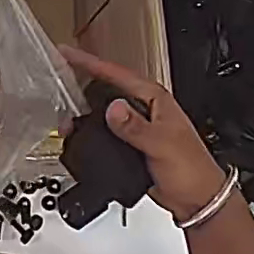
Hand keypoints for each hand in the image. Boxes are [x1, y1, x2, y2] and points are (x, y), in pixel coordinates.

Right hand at [60, 45, 227, 222]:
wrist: (197, 199)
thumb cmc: (191, 169)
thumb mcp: (162, 144)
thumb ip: (135, 127)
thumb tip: (113, 109)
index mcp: (155, 99)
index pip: (117, 74)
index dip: (90, 63)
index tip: (67, 54)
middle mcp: (144, 108)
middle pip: (105, 88)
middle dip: (80, 87)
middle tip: (56, 84)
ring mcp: (137, 125)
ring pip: (102, 110)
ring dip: (83, 113)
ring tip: (65, 118)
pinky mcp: (130, 143)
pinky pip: (105, 131)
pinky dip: (90, 131)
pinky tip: (80, 136)